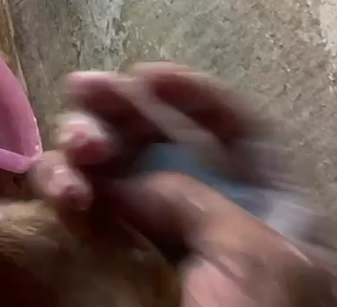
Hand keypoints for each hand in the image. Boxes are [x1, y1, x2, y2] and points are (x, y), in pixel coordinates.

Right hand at [29, 63, 336, 306]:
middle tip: (82, 92)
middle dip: (118, 107)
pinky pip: (81, 204)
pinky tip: (59, 189)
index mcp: (277, 218)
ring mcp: (159, 241)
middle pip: (160, 137)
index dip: (194, 95)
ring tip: (74, 155)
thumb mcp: (261, 264)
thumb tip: (130, 185)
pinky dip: (62, 184)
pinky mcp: (111, 262)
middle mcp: (213, 219)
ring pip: (110, 166)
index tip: (146, 72)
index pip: (239, 134)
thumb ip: (197, 200)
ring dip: (82, 144)